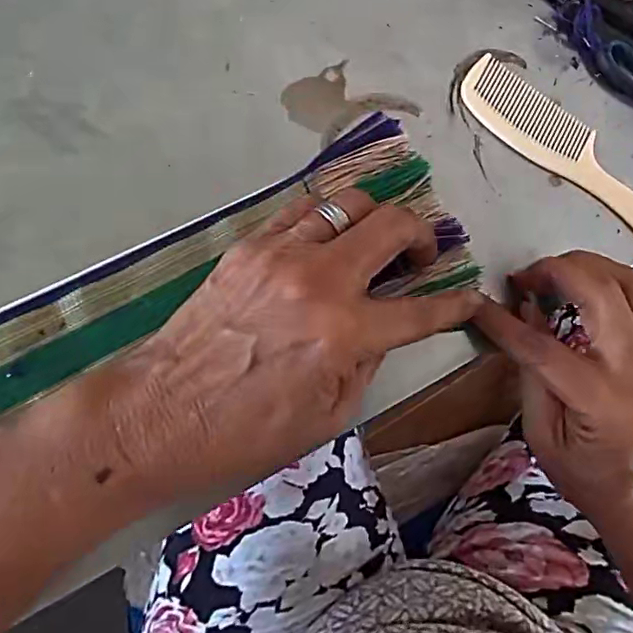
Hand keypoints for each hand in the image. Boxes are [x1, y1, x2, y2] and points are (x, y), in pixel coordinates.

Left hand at [108, 188, 483, 496]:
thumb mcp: (328, 415)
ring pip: (345, 204)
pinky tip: (327, 239)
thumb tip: (383, 326)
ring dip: (372, 218)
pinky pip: (300, 214)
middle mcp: (317, 278)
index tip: (468, 297)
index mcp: (343, 331)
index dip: (454, 304)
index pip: (420, 309)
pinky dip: (325, 220)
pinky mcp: (248, 245)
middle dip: (421, 234)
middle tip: (421, 254)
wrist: (164, 407)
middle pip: (391, 225)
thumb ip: (367, 362)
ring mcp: (279, 253)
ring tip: (373, 240)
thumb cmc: (247, 428)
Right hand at [470, 251, 632, 525]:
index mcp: (603, 401)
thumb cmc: (582, 473)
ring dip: (581, 265)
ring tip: (547, 273)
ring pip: (624, 281)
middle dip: (553, 271)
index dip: (503, 321)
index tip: (476, 304)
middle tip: (522, 278)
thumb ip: (530, 371)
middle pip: (598, 292)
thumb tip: (523, 312)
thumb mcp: (540, 433)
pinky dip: (600, 276)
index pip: (544, 345)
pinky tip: (572, 283)